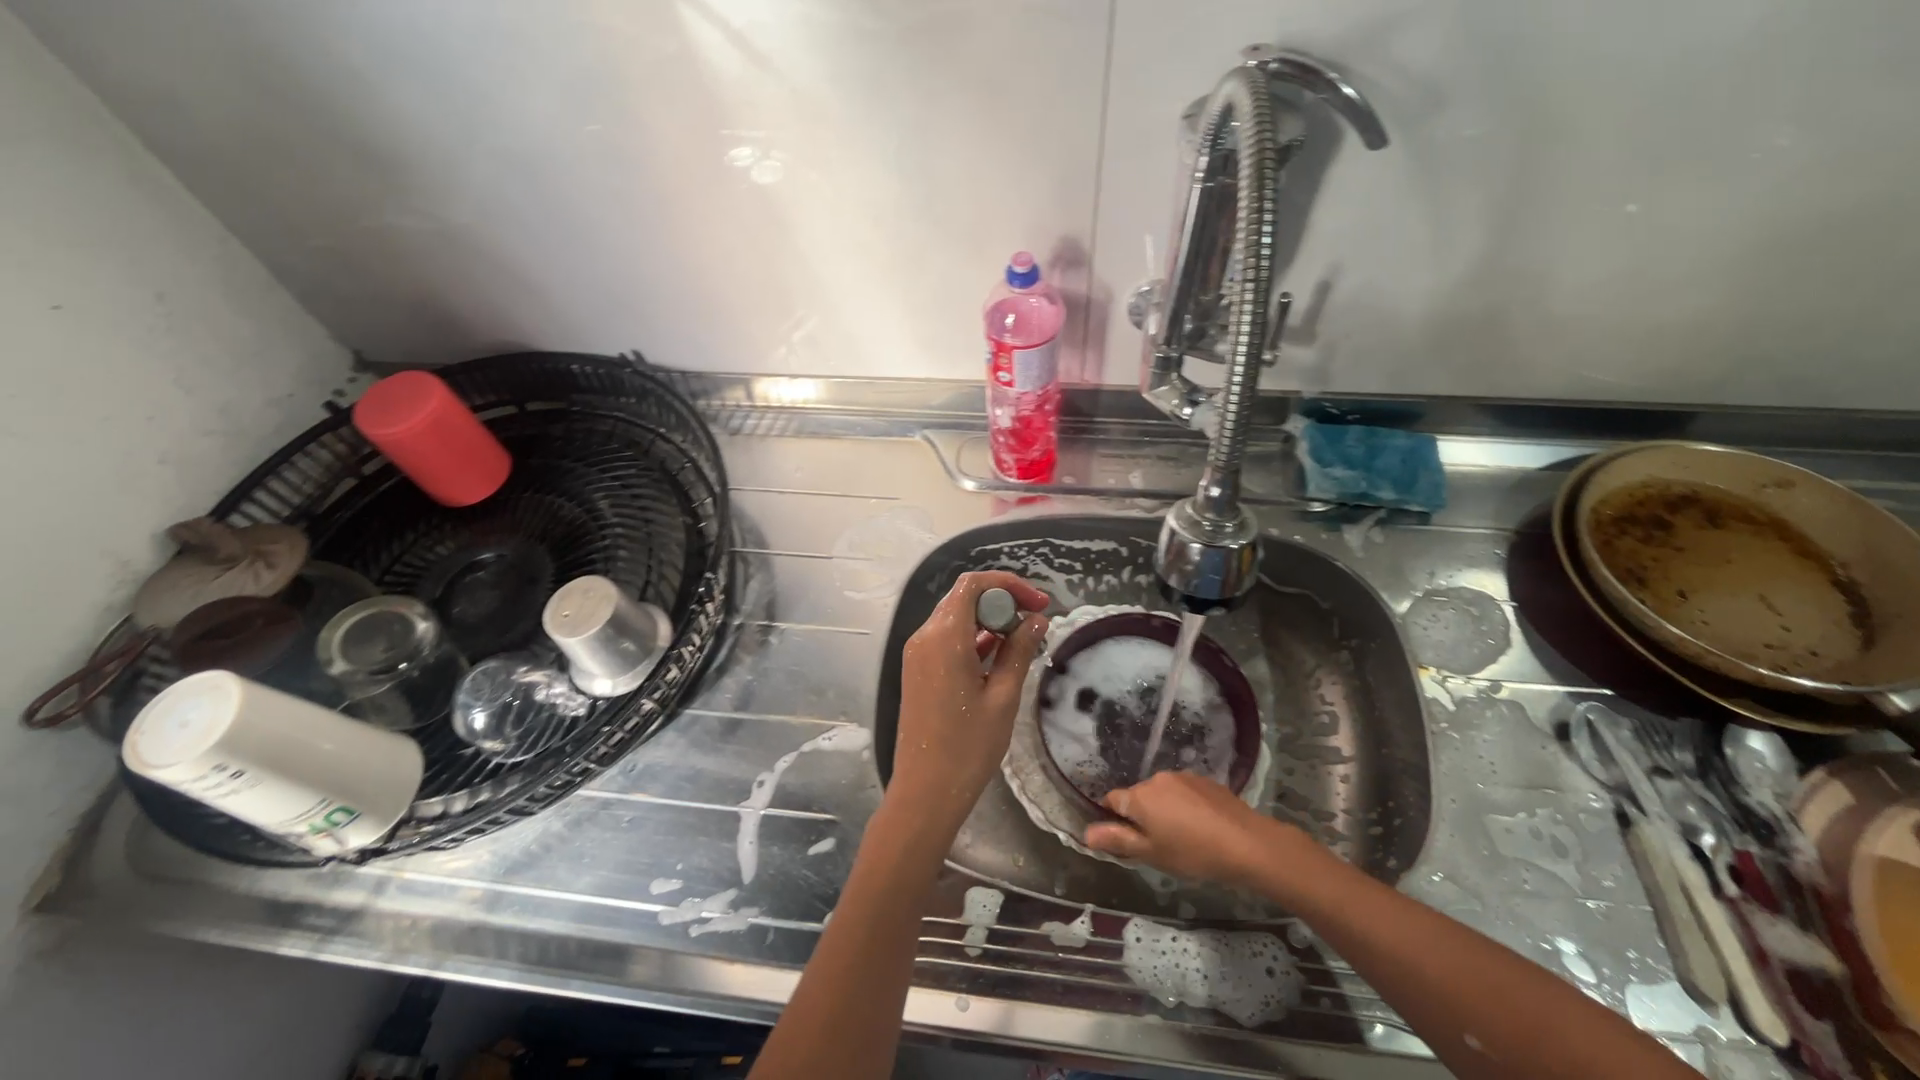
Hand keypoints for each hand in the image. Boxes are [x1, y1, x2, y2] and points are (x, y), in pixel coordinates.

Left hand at [889, 571, 1049, 834]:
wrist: (925, 790)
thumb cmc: (968, 746)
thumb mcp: (1003, 696)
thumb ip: (1019, 650)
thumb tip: (1036, 619)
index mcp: (944, 637)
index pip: (973, 585)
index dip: (1009, 585)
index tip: (1040, 604)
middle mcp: (924, 637)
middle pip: (964, 599)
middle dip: (1002, 602)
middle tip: (1037, 622)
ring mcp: (918, 655)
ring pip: (956, 620)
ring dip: (990, 622)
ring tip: (1025, 641)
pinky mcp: (918, 671)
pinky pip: (948, 641)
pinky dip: (975, 641)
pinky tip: (1002, 658)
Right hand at [1084, 771, 1311, 888]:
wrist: (1246, 843)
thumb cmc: (1192, 853)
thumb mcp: (1150, 853)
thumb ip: (1117, 840)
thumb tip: (1086, 832)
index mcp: (1139, 796)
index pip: (1111, 800)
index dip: (1111, 819)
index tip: (1123, 839)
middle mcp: (1158, 779)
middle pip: (1138, 796)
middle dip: (1140, 816)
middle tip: (1155, 845)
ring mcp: (1184, 777)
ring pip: (1162, 794)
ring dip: (1164, 810)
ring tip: (1181, 838)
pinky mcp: (1207, 781)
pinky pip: (1184, 793)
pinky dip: (1185, 807)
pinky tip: (1200, 828)